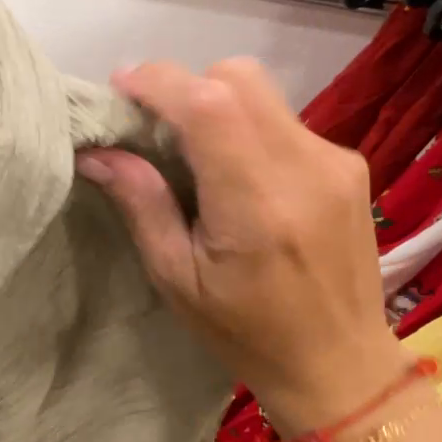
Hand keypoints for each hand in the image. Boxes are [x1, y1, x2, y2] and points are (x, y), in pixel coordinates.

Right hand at [75, 58, 411, 437]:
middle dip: (182, 86)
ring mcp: (334, 160)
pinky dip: (238, 125)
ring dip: (210, 105)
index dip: (157, 82)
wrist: (340, 362)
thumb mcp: (175, 276)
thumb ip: (141, 204)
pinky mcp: (345, 164)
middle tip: (145, 125)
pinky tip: (223, 171)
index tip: (117, 89)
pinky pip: (279, 118)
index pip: (208, 104)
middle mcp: (305, 166)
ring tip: (180, 152)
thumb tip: (95, 152)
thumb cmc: (243, 331)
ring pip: (260, 93)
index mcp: (257, 201)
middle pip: (238, 79)